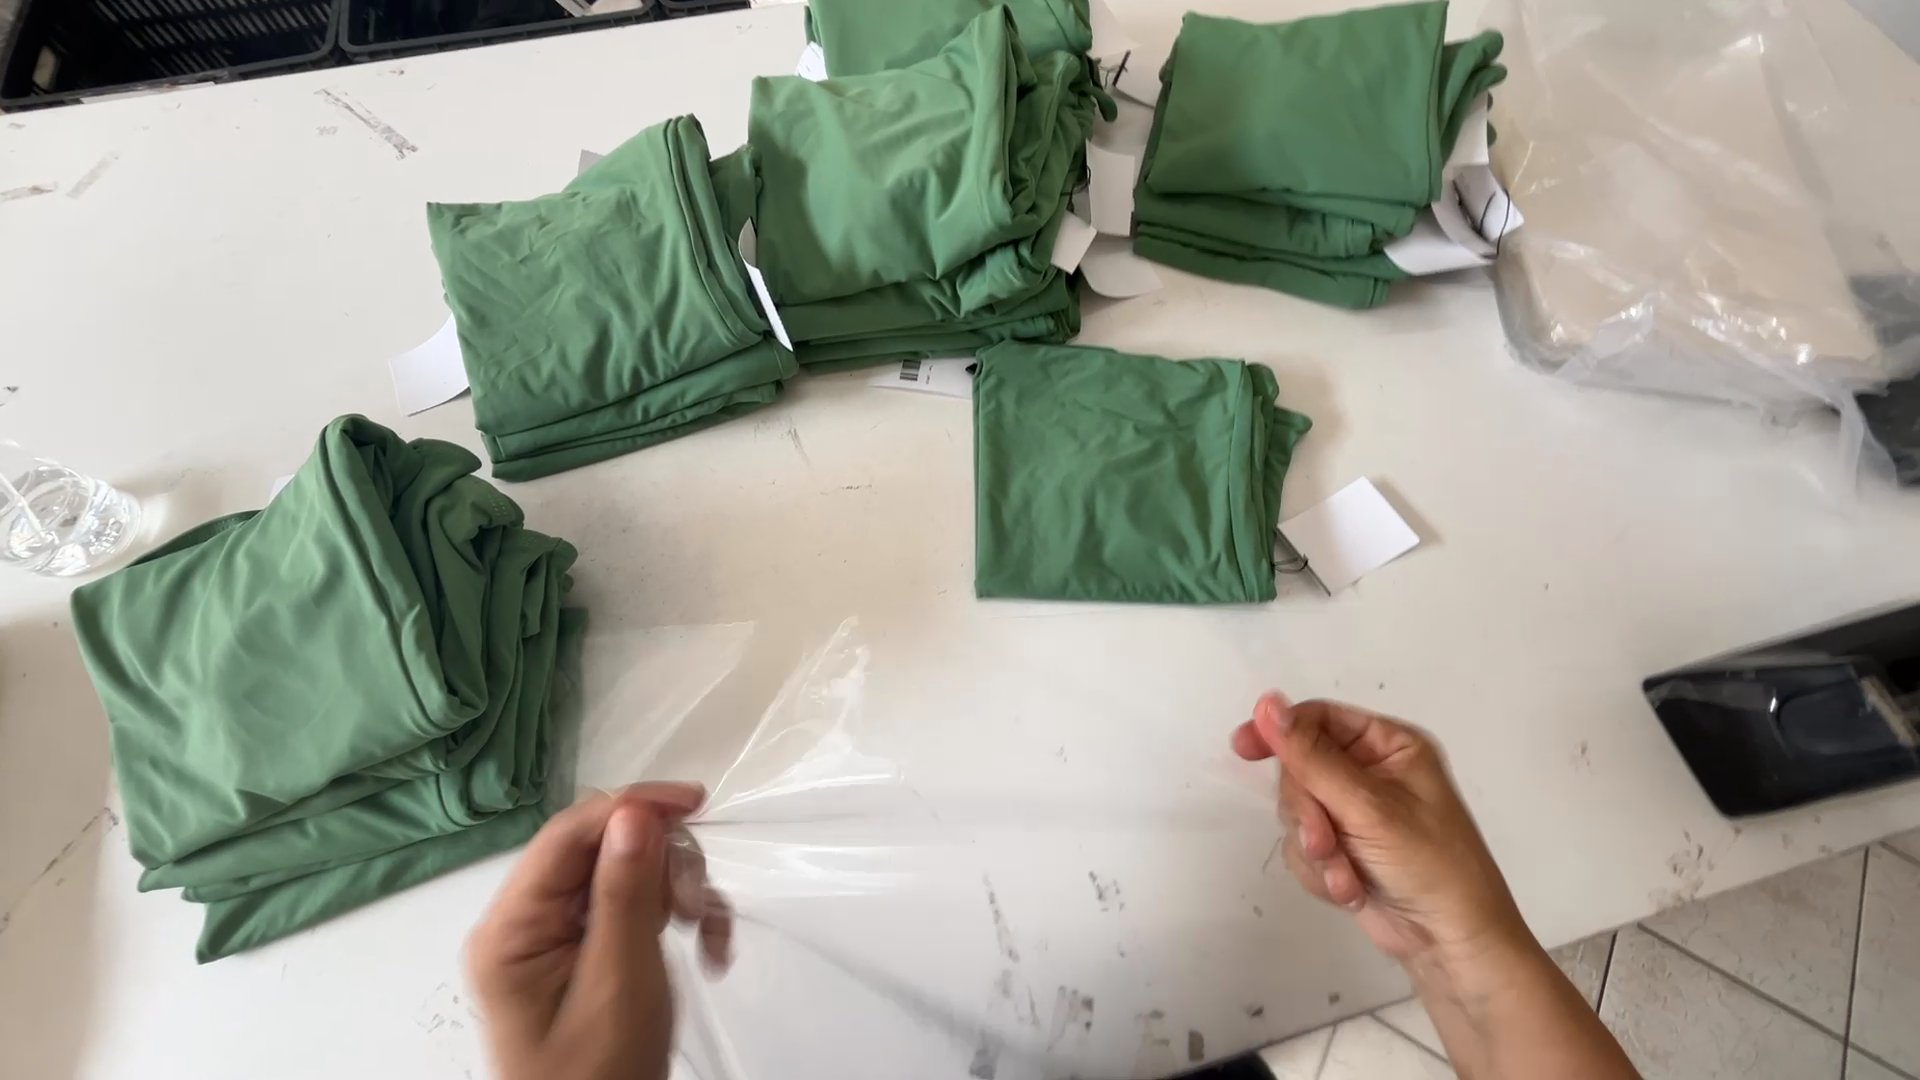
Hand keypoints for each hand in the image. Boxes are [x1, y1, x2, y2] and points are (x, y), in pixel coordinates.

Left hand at [467, 783, 732, 1079]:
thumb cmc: (601, 1074)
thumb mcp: (618, 982)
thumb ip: (624, 893)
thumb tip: (634, 812)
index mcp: (513, 926)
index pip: (569, 833)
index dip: (632, 805)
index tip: (694, 803)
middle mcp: (532, 916)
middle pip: (608, 844)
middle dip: (663, 864)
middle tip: (693, 906)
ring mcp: (564, 928)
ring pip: (636, 865)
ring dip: (680, 889)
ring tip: (702, 932)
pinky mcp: (597, 939)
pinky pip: (647, 896)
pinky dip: (685, 911)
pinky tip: (709, 943)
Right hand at [1231, 694, 1527, 968]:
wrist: (1454, 948)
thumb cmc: (1431, 866)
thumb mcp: (1368, 807)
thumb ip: (1311, 756)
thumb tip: (1266, 704)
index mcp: (1387, 746)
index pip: (1317, 719)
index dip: (1279, 731)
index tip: (1244, 748)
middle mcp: (1367, 771)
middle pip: (1298, 768)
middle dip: (1307, 813)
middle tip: (1323, 842)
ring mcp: (1351, 810)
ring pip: (1295, 809)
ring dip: (1315, 848)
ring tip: (1348, 878)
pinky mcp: (1340, 845)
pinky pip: (1300, 843)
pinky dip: (1319, 869)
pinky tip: (1350, 890)